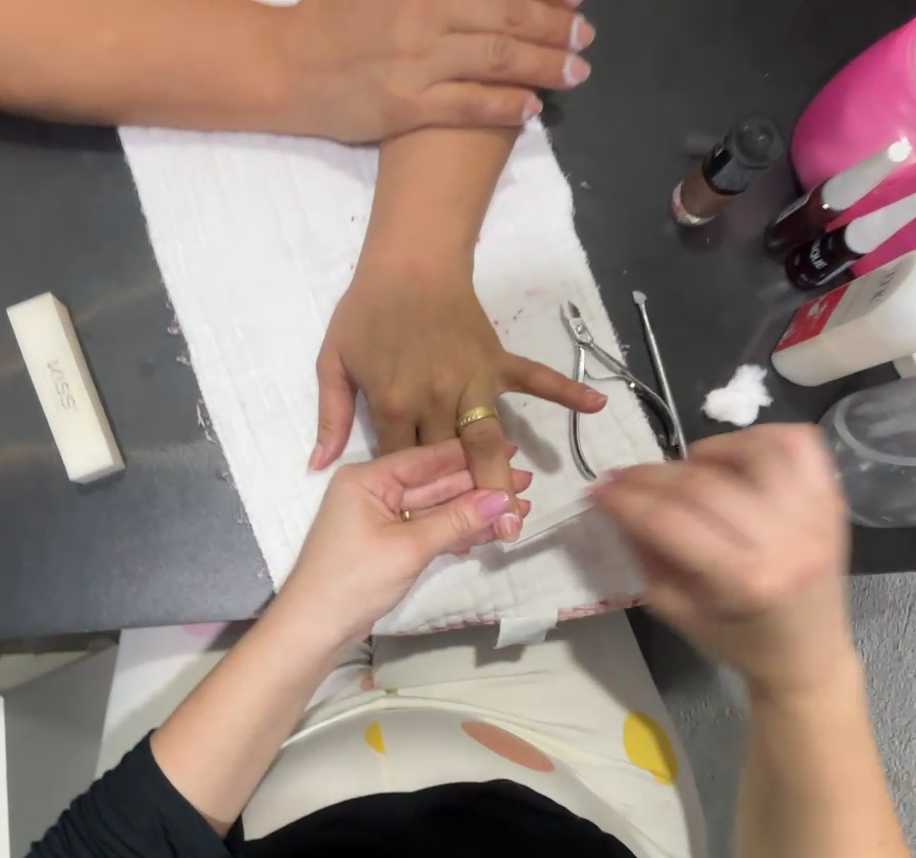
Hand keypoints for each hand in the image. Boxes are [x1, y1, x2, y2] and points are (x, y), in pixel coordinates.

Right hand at [273, 0, 593, 140]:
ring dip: (542, 66)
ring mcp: (418, 60)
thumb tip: (467, 1)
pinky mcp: (407, 104)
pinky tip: (532, 108)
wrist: (287, 68)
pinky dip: (505, 104)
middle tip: (584, 39)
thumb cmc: (329, 21)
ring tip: (573, 74)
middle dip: (553, 28)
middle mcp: (428, 12)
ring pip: (497, 59)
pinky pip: (468, 104)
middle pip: (508, 17)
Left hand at [278, 441, 531, 644]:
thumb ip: (456, 520)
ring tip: (518, 509)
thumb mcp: (409, 548)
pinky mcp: (384, 543)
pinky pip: (425, 529)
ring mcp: (378, 518)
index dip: (470, 455)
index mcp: (367, 478)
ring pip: (433, 508)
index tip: (509, 449)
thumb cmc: (353, 581)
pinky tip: (487, 532)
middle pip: (434, 483)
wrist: (313, 629)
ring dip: (472, 512)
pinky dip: (453, 532)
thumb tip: (503, 499)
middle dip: (478, 486)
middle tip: (525, 482)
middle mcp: (372, 490)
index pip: (428, 458)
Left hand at [310, 264, 605, 540]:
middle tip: (487, 540)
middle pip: (451, 462)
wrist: (407, 260)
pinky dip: (563, 390)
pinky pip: (533, 377)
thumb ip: (331, 417)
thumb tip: (318, 463)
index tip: (423, 532)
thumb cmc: (365, 313)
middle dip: (467, 503)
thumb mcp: (333, 364)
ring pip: (489, 437)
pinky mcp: (496, 360)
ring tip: (519, 515)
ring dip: (504, 475)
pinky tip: (596, 405)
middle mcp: (436, 398)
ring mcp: (471, 379)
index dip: (412, 498)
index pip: (403, 462)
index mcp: (394, 403)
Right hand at [589, 425, 855, 697]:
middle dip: (649, 476)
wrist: (807, 654)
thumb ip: (645, 553)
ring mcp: (815, 516)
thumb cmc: (734, 638)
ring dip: (706, 451)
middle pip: (703, 484)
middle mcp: (786, 542)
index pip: (669, 520)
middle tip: (621, 478)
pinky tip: (731, 457)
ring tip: (684, 467)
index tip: (596, 492)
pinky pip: (797, 445)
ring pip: (755, 452)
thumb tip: (617, 506)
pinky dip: (757, 439)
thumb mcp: (673, 607)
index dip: (624, 499)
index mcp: (743, 581)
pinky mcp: (831, 500)